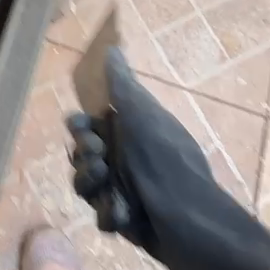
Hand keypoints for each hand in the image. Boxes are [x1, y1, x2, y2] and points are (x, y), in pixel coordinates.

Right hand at [62, 45, 213, 260]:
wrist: (190, 218)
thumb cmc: (164, 158)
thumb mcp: (141, 112)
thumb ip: (121, 83)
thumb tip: (112, 48)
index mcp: (128, 130)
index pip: (86, 124)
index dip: (79, 128)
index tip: (84, 131)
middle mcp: (124, 156)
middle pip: (81, 155)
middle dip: (84, 159)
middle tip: (101, 163)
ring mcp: (125, 189)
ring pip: (86, 186)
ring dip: (93, 187)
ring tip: (111, 191)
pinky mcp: (127, 222)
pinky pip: (103, 217)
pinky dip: (111, 215)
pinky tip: (125, 216)